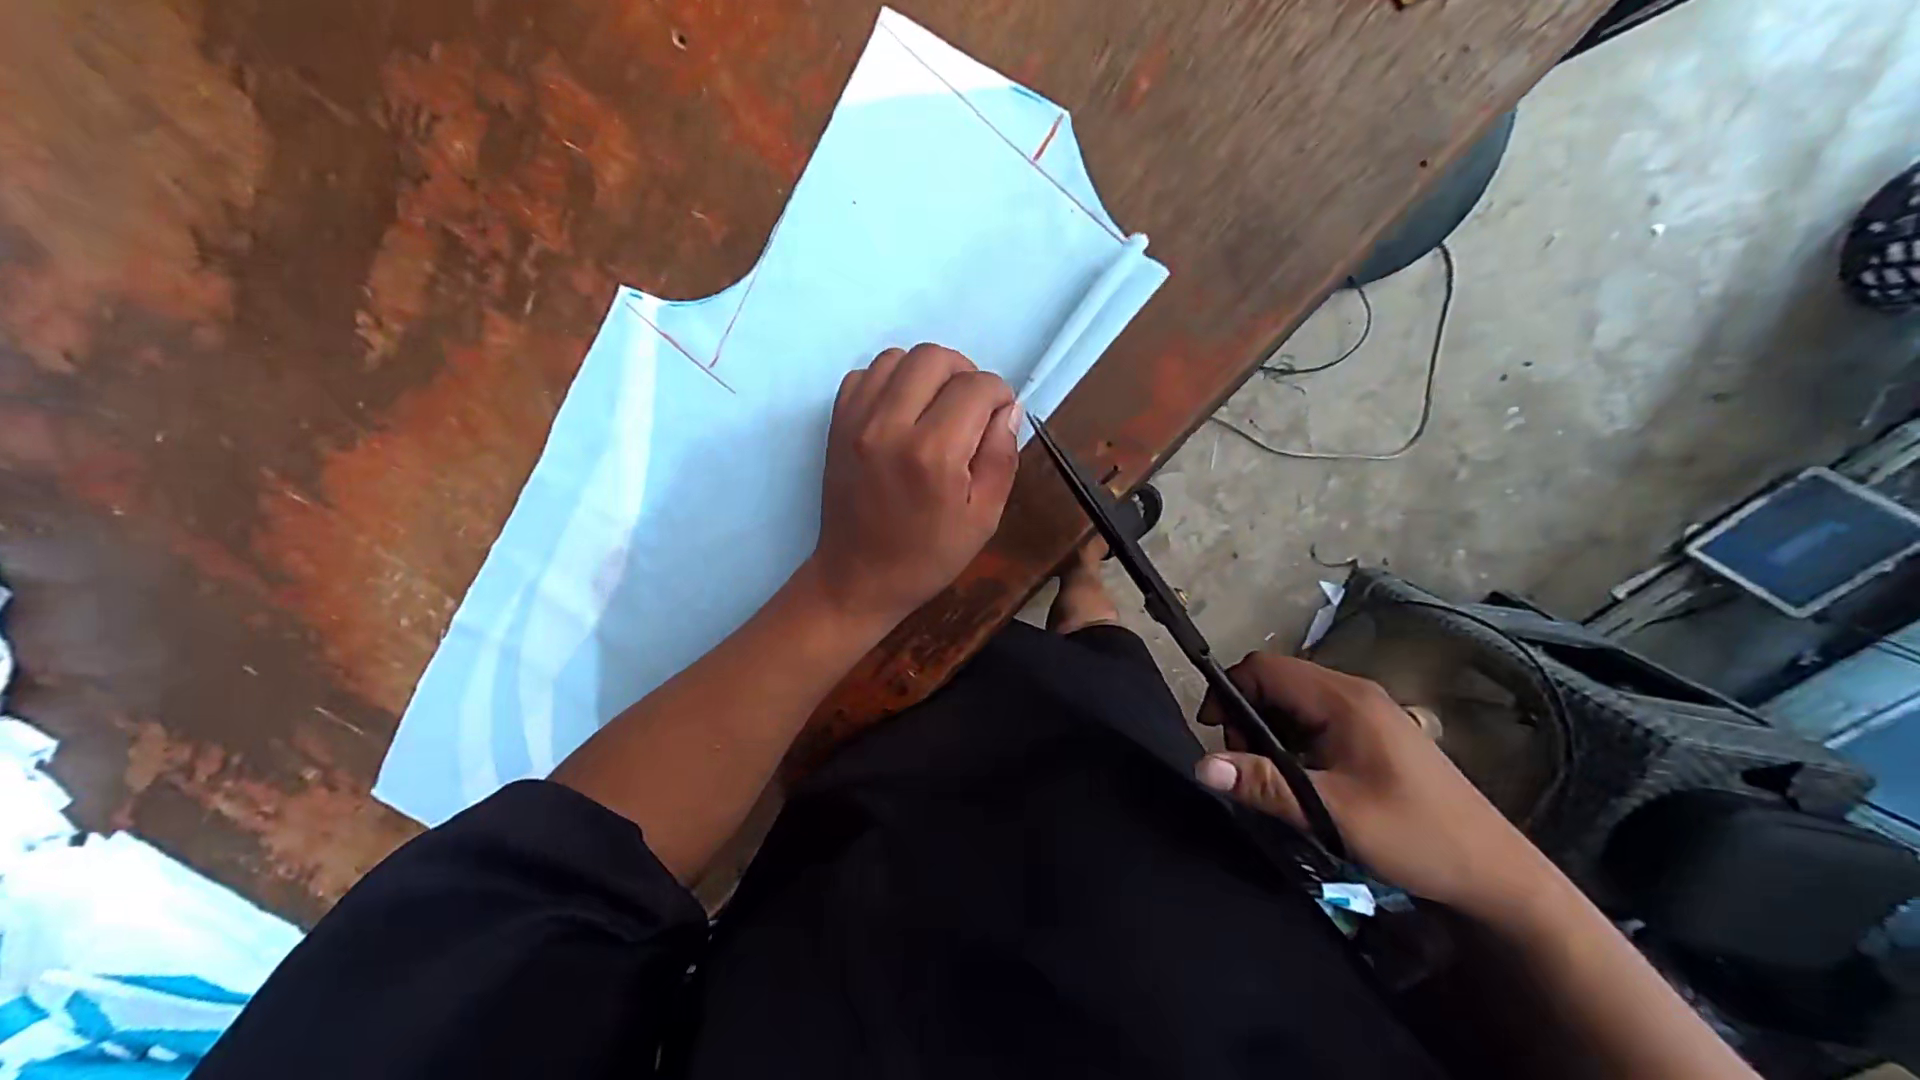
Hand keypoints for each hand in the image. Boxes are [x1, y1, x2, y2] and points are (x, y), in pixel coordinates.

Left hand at [808, 344, 1021, 623]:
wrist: (859, 577)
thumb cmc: (928, 556)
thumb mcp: (985, 518)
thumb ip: (1001, 456)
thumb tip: (1007, 408)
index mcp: (934, 454)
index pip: (977, 387)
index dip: (999, 395)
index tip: (999, 416)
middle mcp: (890, 426)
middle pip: (935, 357)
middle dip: (965, 374)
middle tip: (971, 408)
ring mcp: (856, 422)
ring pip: (898, 357)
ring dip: (926, 373)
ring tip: (936, 406)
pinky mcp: (836, 424)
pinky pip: (865, 374)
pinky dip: (889, 381)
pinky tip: (902, 411)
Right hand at [1196, 653, 1552, 919]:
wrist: (1496, 873)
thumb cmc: (1415, 836)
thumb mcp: (1332, 813)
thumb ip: (1264, 784)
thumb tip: (1201, 765)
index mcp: (1344, 699)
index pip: (1265, 668)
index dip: (1229, 691)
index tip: (1214, 733)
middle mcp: (1354, 693)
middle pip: (1277, 680)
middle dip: (1246, 713)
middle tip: (1246, 763)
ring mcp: (1367, 712)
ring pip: (1294, 701)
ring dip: (1268, 729)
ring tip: (1271, 775)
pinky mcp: (1373, 732)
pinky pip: (1314, 718)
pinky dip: (1292, 739)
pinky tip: (1301, 778)